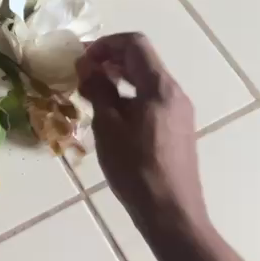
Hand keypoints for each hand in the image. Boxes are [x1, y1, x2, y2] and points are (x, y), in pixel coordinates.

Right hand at [76, 33, 207, 235]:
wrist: (171, 215)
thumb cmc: (136, 169)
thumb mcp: (108, 126)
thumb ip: (98, 90)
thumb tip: (87, 66)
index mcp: (160, 88)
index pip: (134, 44)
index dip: (104, 45)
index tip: (82, 62)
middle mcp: (174, 94)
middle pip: (141, 59)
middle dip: (108, 60)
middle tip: (81, 75)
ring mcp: (178, 112)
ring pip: (145, 79)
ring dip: (116, 78)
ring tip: (90, 94)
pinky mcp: (176, 129)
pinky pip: (150, 98)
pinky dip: (128, 95)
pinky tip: (109, 115)